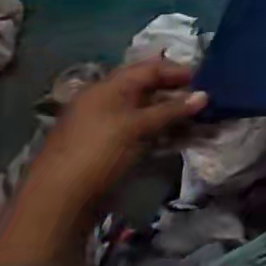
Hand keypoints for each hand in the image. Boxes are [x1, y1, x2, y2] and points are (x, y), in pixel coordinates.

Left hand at [24, 60, 207, 218]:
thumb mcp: (139, 127)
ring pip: (145, 108)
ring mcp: (104, 122)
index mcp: (108, 87)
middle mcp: (104, 99)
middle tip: (203, 98)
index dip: (177, 71)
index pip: (149, 68)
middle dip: (176, 91)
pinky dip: (159, 127)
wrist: (59, 197)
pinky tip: (176, 135)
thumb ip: (172, 109)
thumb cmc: (100, 152)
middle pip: (146, 87)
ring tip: (196, 118)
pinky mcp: (106, 143)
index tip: (206, 78)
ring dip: (170, 111)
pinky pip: (139, 126)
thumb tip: (205, 95)